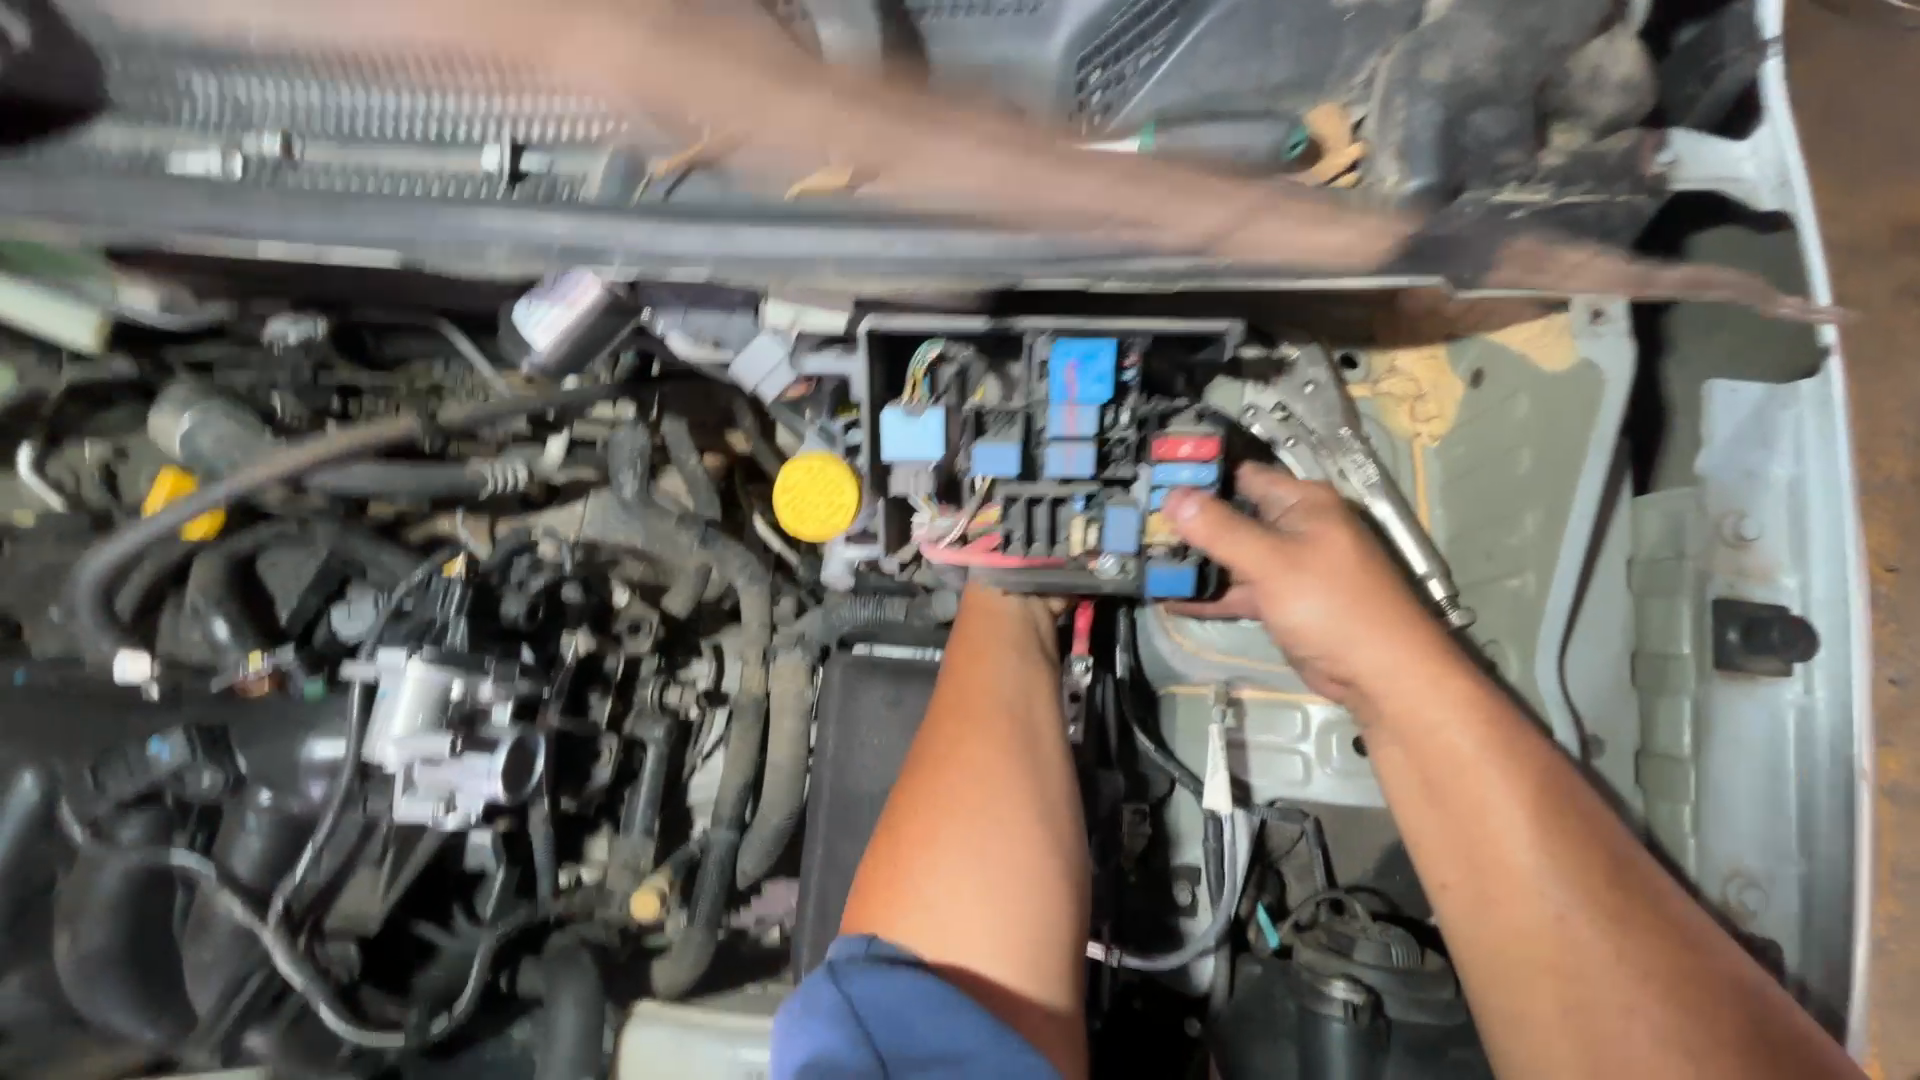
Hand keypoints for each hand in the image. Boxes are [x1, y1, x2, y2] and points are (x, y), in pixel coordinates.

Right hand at [1162, 463, 1463, 709]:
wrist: (1380, 674)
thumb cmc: (1333, 605)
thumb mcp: (1272, 561)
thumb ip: (1220, 529)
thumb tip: (1173, 497)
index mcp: (1302, 503)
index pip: (1240, 476)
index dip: (1199, 477)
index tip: (1153, 483)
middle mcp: (1294, 527)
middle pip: (1230, 516)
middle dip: (1188, 523)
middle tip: (1138, 526)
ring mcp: (1286, 566)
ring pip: (1230, 555)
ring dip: (1194, 560)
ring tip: (1143, 560)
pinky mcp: (1280, 600)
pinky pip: (1236, 589)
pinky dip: (1208, 593)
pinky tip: (1169, 597)